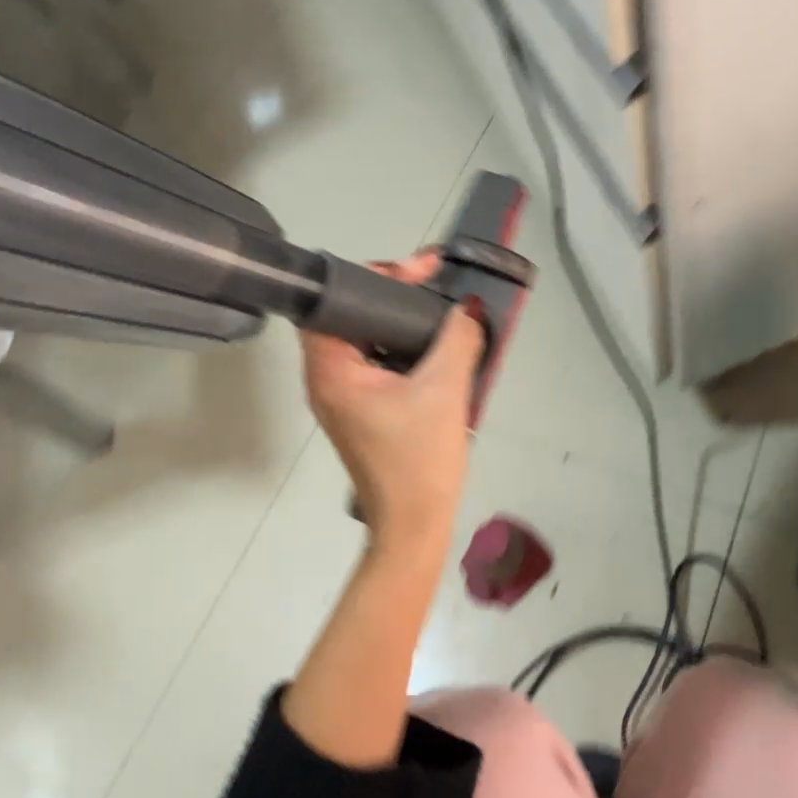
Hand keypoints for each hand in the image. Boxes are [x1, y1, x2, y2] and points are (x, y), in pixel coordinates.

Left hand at [301, 251, 484, 557]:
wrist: (415, 525)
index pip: (332, 302)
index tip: (418, 272)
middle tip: (432, 284)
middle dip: (391, 295)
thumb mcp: (445, 390)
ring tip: (440, 309)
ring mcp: (344, 397)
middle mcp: (327, 380)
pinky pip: (379, 363)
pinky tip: (438, 345)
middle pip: (349, 317)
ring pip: (366, 340)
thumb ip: (458, 338)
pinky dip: (404, 347)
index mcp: (332, 371)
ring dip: (400, 322)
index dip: (372, 277)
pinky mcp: (363, 411)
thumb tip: (470, 306)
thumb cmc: (420, 459)